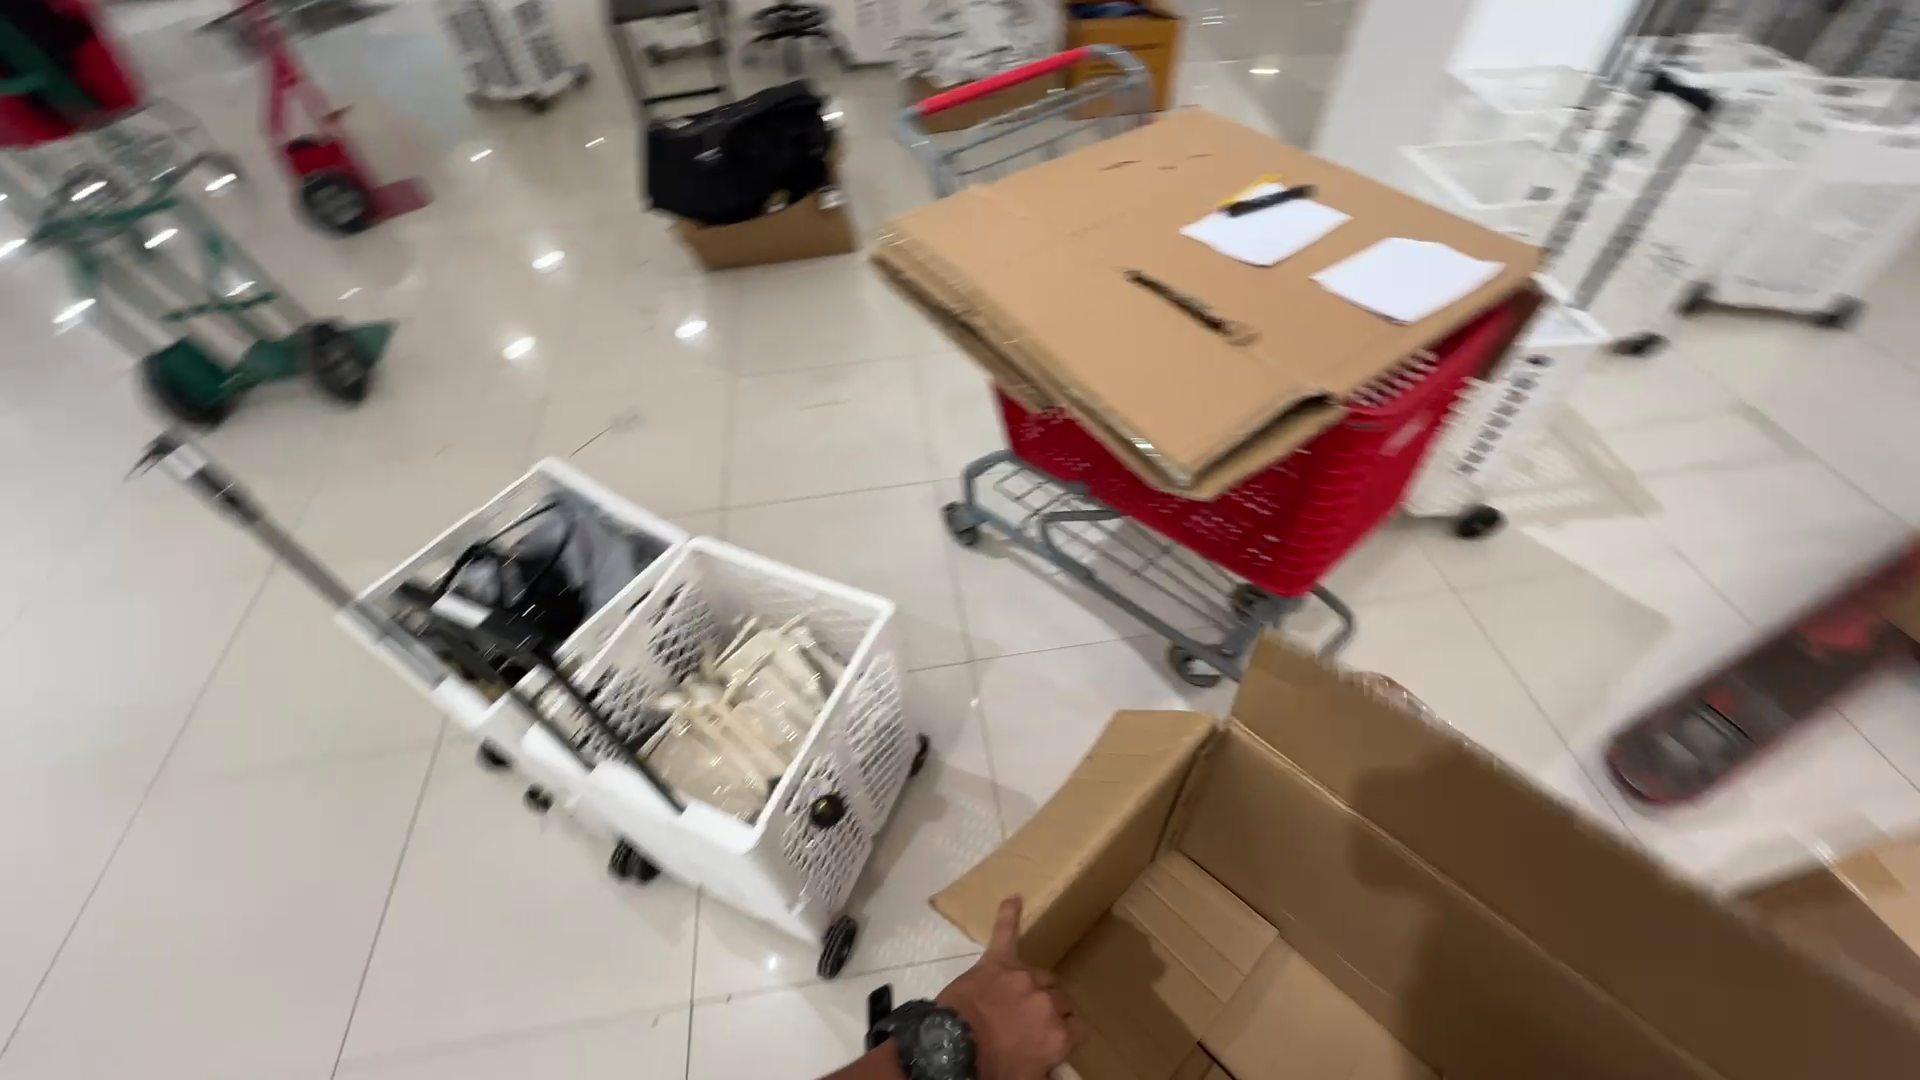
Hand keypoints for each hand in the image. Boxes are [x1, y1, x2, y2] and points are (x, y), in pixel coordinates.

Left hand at [936, 896, 1074, 1079]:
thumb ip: (1047, 1067)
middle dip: (1051, 1010)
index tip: (1056, 1038)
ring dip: (1035, 986)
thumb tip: (1054, 1066)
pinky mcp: (997, 961)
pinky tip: (1013, 898)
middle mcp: (1046, 1002)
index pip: (1079, 1028)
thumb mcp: (1028, 1079)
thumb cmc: (992, 1069)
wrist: (954, 1049)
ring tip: (1019, 998)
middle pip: (1061, 999)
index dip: (1067, 1033)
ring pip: (1041, 975)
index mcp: (1057, 1034)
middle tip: (1031, 1023)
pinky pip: (1005, 931)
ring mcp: (1022, 977)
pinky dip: (1009, 913)